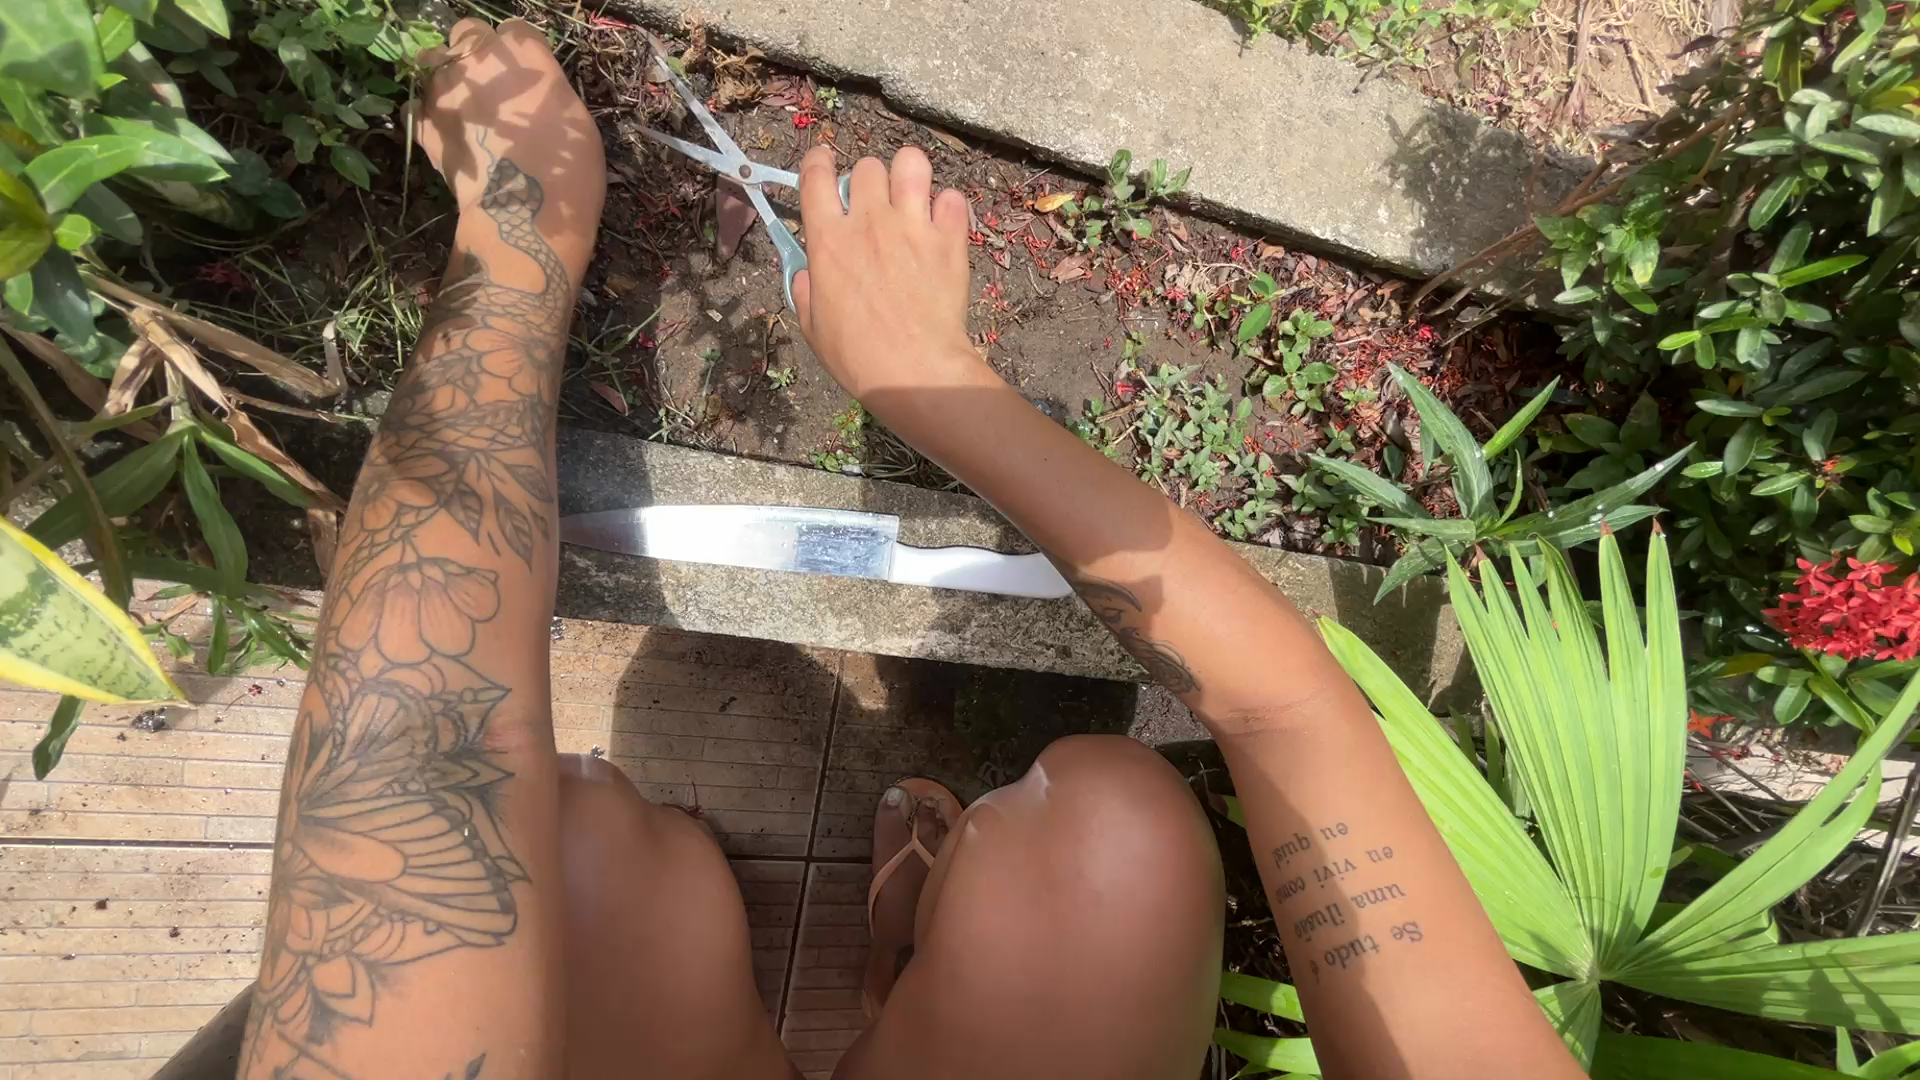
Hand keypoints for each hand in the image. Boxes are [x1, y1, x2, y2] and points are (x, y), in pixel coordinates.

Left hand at [414, 18, 603, 222]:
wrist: (527, 215)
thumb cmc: (569, 173)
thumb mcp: (580, 126)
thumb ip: (552, 93)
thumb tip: (536, 90)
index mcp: (522, 56)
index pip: (518, 32)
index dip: (525, 54)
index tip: (534, 78)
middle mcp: (476, 57)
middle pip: (469, 34)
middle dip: (481, 54)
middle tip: (498, 89)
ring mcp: (443, 87)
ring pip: (436, 62)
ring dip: (452, 79)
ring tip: (471, 112)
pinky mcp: (423, 120)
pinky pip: (419, 106)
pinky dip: (432, 116)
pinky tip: (452, 135)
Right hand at [792, 146, 987, 400]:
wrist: (914, 371)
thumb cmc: (858, 358)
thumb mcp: (814, 329)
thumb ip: (808, 292)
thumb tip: (807, 274)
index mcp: (828, 240)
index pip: (815, 175)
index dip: (818, 163)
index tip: (824, 166)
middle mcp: (869, 222)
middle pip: (867, 167)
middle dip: (869, 181)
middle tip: (876, 207)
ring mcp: (912, 226)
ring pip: (911, 163)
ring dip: (910, 176)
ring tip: (913, 199)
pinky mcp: (949, 240)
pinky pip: (952, 199)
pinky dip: (948, 208)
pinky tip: (944, 227)